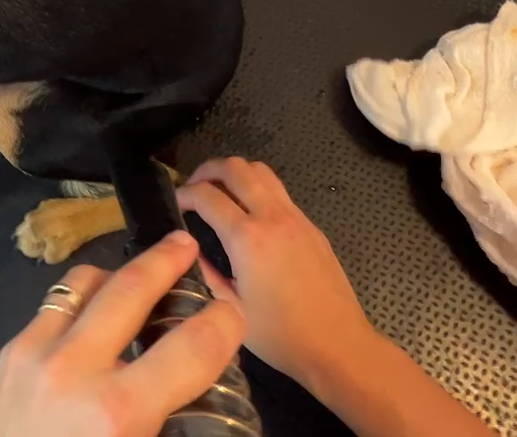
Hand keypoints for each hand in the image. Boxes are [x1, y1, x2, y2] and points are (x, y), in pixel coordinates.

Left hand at [0, 230, 245, 436]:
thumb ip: (167, 427)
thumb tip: (189, 396)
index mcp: (118, 413)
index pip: (190, 350)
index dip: (222, 324)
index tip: (233, 311)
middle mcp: (77, 368)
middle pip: (132, 290)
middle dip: (166, 261)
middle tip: (186, 243)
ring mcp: (37, 351)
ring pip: (85, 282)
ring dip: (118, 272)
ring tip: (139, 272)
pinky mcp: (9, 351)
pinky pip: (54, 302)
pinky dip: (81, 294)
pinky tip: (92, 307)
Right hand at [176, 157, 377, 385]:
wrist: (341, 348)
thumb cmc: (282, 336)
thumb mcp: (231, 310)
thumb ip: (204, 272)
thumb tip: (187, 247)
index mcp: (247, 238)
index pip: (206, 195)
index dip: (183, 193)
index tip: (175, 203)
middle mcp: (271, 217)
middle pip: (234, 167)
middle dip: (207, 169)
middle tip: (194, 187)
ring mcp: (295, 218)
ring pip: (260, 170)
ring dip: (235, 173)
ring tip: (221, 192)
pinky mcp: (311, 226)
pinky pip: (279, 191)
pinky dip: (257, 189)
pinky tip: (251, 215)